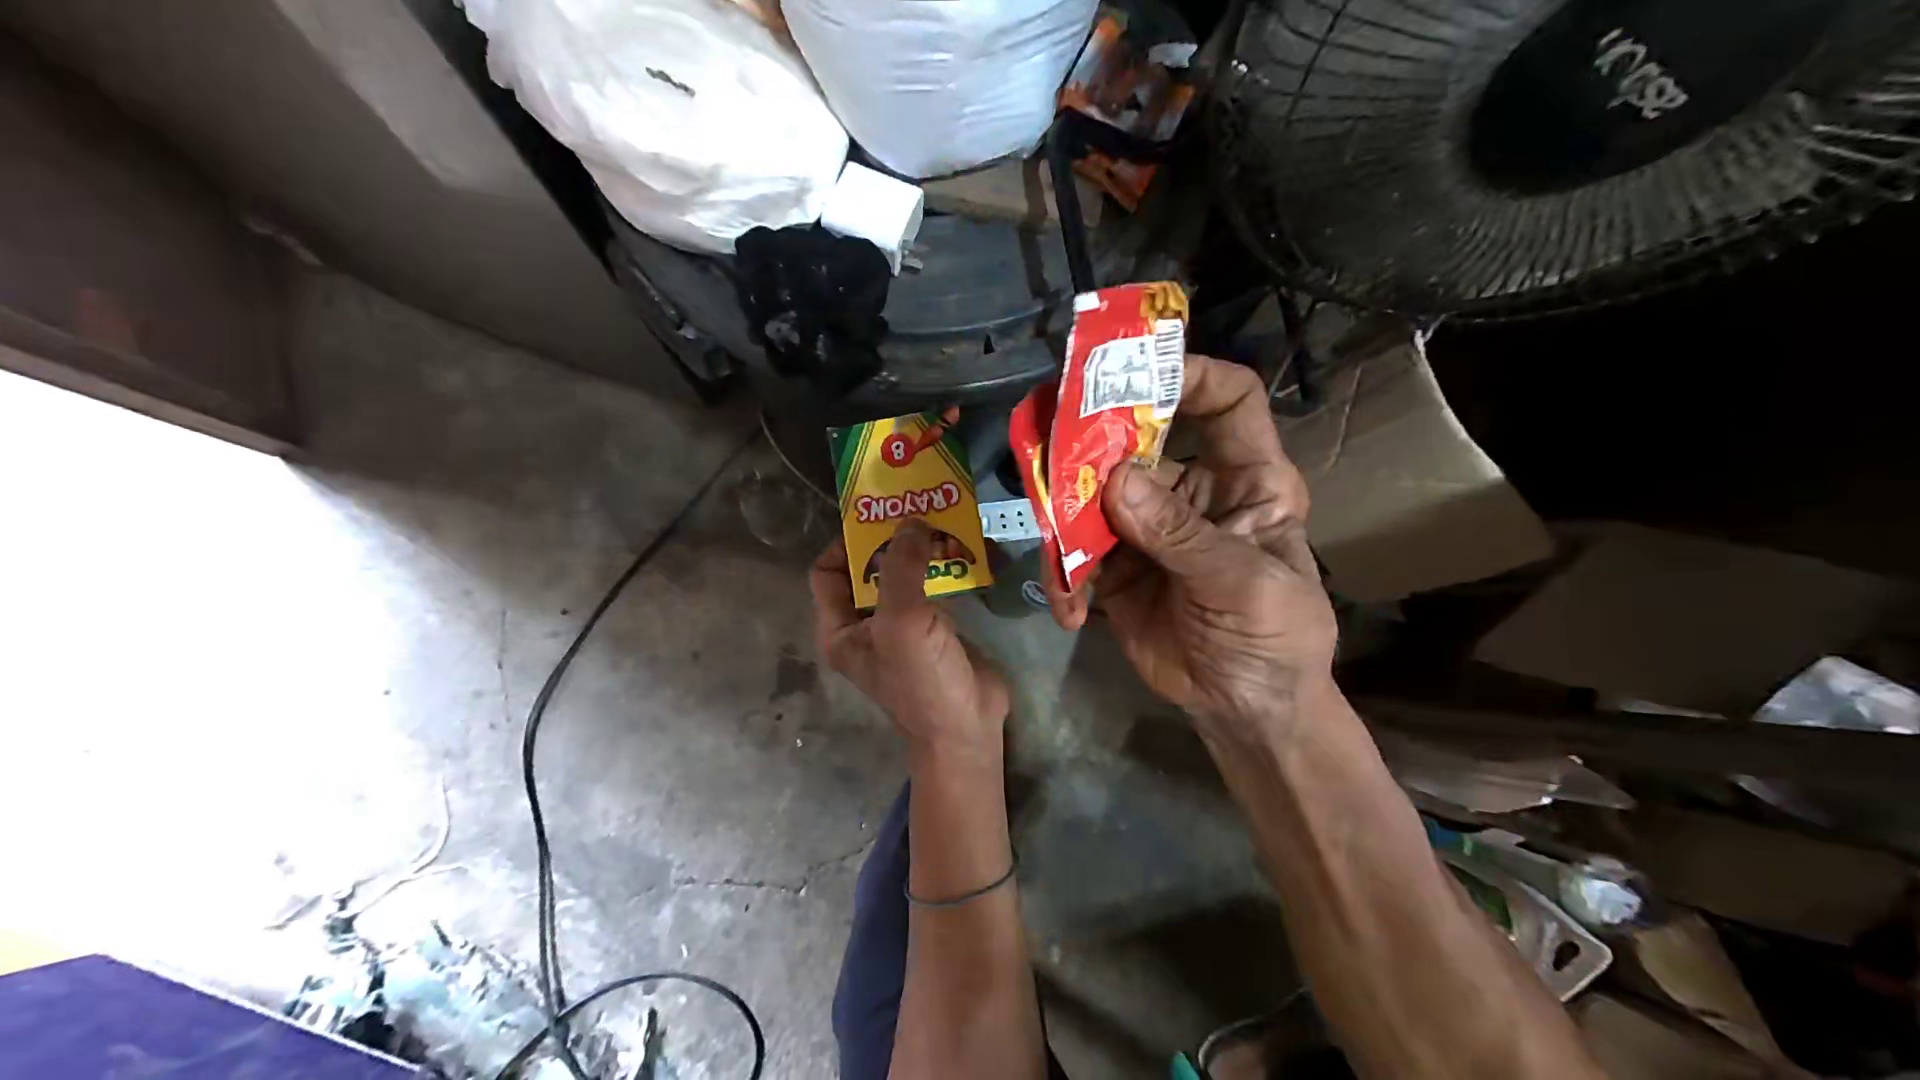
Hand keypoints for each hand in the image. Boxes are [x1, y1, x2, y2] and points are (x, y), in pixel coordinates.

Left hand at [810, 519, 1009, 757]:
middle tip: (917, 510)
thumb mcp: (901, 622)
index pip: (826, 572)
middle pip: (868, 569)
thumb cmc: (922, 679)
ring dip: (920, 552)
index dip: (845, 543)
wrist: (966, 727)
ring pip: (903, 576)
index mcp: (840, 629)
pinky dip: (943, 568)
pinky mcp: (934, 628)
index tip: (877, 519)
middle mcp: (865, 625)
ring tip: (943, 521)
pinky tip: (963, 549)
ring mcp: (901, 627)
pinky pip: (932, 588)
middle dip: (890, 541)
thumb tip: (911, 521)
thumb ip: (902, 568)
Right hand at [1045, 355, 1336, 731]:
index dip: (1192, 375)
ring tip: (1049, 536)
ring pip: (1094, 494)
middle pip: (1139, 441)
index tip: (1137, 374)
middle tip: (1049, 439)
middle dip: (1096, 441)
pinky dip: (1064, 575)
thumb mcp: (1244, 583)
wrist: (1243, 709)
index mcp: (1246, 479)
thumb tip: (1117, 480)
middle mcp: (1191, 491)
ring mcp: (1146, 527)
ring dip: (1065, 512)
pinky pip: (1078, 551)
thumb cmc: (1275, 638)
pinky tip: (1069, 610)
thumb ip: (1182, 534)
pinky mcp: (1114, 565)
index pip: (1228, 402)